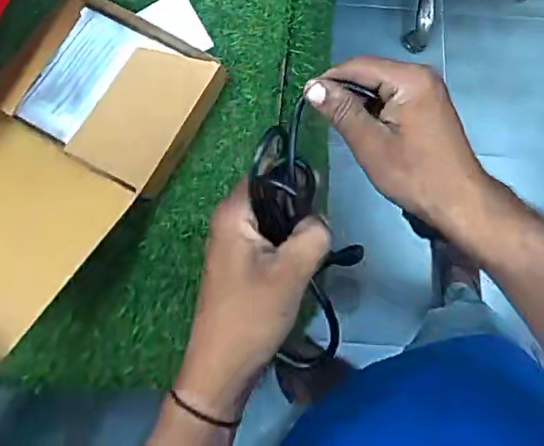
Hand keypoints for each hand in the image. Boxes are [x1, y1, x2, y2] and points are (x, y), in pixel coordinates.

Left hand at [172, 180, 330, 421]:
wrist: (222, 368)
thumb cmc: (252, 314)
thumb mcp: (291, 272)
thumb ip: (312, 235)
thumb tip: (320, 219)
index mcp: (232, 211)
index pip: (266, 175)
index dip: (294, 182)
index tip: (321, 197)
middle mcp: (227, 219)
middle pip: (269, 198)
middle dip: (296, 211)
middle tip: (319, 233)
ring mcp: (230, 242)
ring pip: (270, 221)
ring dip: (292, 233)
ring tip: (311, 253)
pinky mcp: (237, 263)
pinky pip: (265, 241)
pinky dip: (283, 249)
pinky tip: (297, 269)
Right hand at [305, 56, 519, 242]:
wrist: (462, 205)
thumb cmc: (416, 176)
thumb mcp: (371, 144)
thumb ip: (341, 110)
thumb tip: (312, 86)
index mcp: (409, 78)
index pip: (358, 66)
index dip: (329, 79)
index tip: (306, 97)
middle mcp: (420, 74)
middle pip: (369, 72)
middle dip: (344, 90)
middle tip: (321, 113)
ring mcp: (427, 87)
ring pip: (378, 83)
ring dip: (358, 100)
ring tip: (340, 122)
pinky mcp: (428, 101)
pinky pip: (391, 94)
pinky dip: (374, 106)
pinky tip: (365, 126)